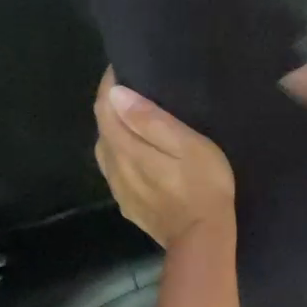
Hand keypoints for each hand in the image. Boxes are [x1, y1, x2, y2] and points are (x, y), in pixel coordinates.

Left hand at [93, 69, 235, 248]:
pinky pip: (114, 170)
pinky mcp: (129, 204)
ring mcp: (120, 189)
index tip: (120, 65)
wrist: (204, 241)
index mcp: (127, 149)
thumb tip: (118, 95)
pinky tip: (137, 151)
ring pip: (105, 151)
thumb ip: (151, 121)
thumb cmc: (203, 184)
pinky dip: (119, 151)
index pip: (104, 108)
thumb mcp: (187, 145)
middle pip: (102, 128)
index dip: (108, 84)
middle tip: (133, 84)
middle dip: (110, 103)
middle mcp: (115, 168)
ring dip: (113, 128)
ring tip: (134, 114)